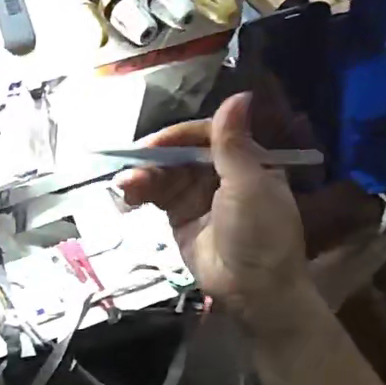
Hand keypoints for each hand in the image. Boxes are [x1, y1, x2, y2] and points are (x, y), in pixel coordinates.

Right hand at [114, 93, 310, 328]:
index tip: (156, 144)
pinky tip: (128, 195)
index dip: (180, 136)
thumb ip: (233, 144)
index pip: (207, 135)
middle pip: (180, 153)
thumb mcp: (249, 186)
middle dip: (155, 158)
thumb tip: (239, 95)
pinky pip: (156, 195)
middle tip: (132, 166)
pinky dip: (140, 192)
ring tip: (126, 186)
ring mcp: (197, 194)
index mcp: (246, 160)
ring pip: (164, 174)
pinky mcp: (179, 215)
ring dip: (143, 176)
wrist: (253, 290)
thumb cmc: (259, 234)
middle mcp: (220, 173)